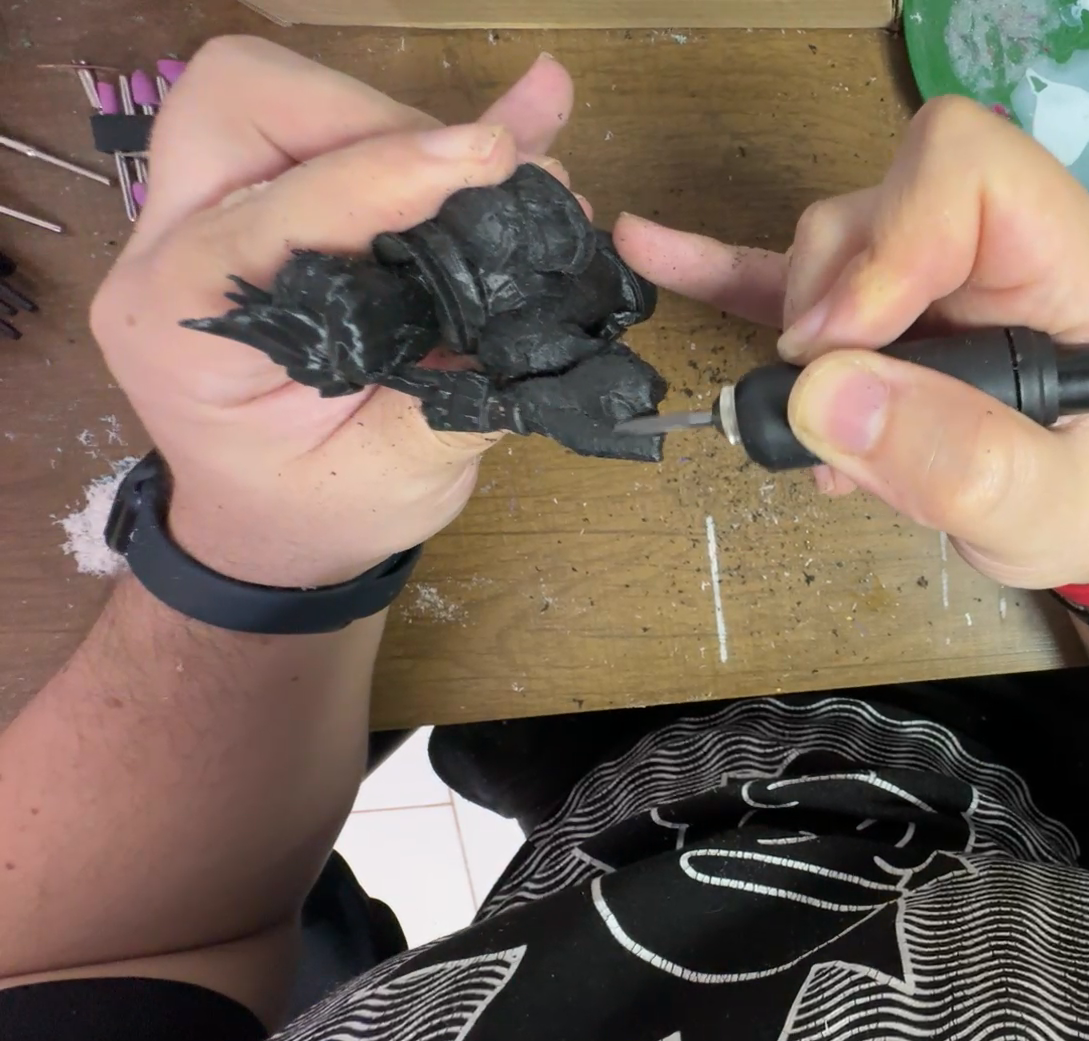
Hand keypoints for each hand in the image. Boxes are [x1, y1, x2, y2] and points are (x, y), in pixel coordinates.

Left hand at [90, 37, 578, 588]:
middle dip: (381, 120)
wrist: (277, 523)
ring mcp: (225, 222)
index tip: (489, 156)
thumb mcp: (396, 476)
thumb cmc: (326, 510)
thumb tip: (539, 325)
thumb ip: (456, 398)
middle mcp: (186, 247)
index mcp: (191, 323)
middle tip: (488, 171)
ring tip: (520, 154)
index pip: (283, 212)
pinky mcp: (283, 221)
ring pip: (289, 104)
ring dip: (408, 122)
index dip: (388, 176)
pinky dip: (433, 133)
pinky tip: (519, 117)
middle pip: (251, 105)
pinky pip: (345, 146)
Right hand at [616, 97, 1088, 589]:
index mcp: (1070, 265)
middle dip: (831, 301)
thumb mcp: (1047, 509)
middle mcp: (1001, 248)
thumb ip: (958, 461)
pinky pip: (802, 277)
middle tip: (823, 402)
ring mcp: (936, 275)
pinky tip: (659, 252)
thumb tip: (823, 395)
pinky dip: (733, 275)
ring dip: (800, 332)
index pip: (968, 173)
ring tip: (817, 429)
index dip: (889, 242)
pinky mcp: (887, 315)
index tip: (841, 348)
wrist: (1082, 522)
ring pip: (834, 245)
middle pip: (884, 204)